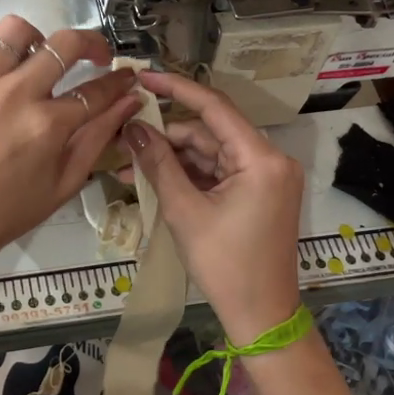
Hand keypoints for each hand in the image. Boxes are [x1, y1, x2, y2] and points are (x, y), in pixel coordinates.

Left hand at [0, 15, 143, 276]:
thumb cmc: (12, 209)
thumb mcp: (66, 181)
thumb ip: (99, 136)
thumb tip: (130, 101)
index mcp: (47, 126)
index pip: (96, 89)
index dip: (118, 81)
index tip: (126, 78)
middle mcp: (13, 96)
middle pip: (63, 45)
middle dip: (91, 44)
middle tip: (95, 56)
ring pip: (14, 29)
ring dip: (38, 38)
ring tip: (40, 57)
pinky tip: (2, 60)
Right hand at [120, 71, 303, 341]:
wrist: (261, 316)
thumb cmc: (224, 265)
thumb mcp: (184, 211)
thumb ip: (158, 163)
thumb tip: (133, 127)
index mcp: (261, 159)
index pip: (214, 106)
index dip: (175, 88)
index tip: (141, 77)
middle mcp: (270, 160)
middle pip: (209, 132)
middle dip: (166, 135)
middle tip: (123, 137)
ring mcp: (266, 177)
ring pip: (210, 153)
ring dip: (172, 158)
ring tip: (128, 166)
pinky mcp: (259, 193)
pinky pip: (218, 172)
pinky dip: (188, 175)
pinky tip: (152, 180)